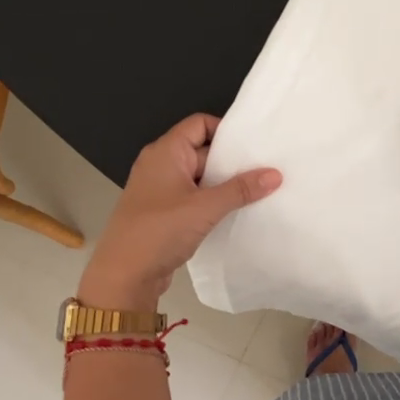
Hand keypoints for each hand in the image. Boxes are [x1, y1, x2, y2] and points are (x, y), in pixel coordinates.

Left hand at [77, 114, 281, 310]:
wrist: (124, 275)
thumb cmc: (159, 231)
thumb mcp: (205, 207)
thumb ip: (241, 189)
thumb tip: (275, 174)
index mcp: (166, 152)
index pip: (200, 124)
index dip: (227, 130)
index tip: (255, 144)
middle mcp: (162, 164)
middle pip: (203, 150)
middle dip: (232, 160)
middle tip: (266, 168)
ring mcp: (162, 189)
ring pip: (201, 177)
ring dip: (226, 184)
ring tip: (260, 190)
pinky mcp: (166, 212)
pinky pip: (195, 197)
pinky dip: (214, 201)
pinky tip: (238, 211)